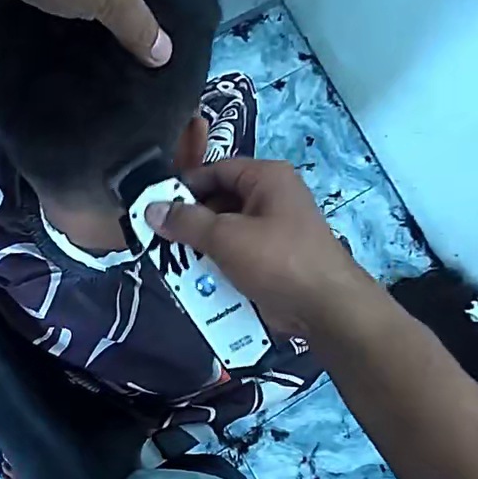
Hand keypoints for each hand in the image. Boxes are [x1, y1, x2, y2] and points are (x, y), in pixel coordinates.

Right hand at [145, 159, 379, 337]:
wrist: (325, 308)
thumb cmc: (277, 260)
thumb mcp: (226, 237)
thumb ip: (186, 222)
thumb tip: (152, 209)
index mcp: (267, 178)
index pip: (216, 170)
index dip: (184, 187)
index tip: (157, 208)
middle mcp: (272, 198)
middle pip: (219, 203)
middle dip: (191, 224)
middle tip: (161, 243)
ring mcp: (275, 232)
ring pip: (226, 234)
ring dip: (202, 250)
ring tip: (176, 267)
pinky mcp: (274, 261)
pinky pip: (238, 257)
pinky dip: (219, 268)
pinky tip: (200, 284)